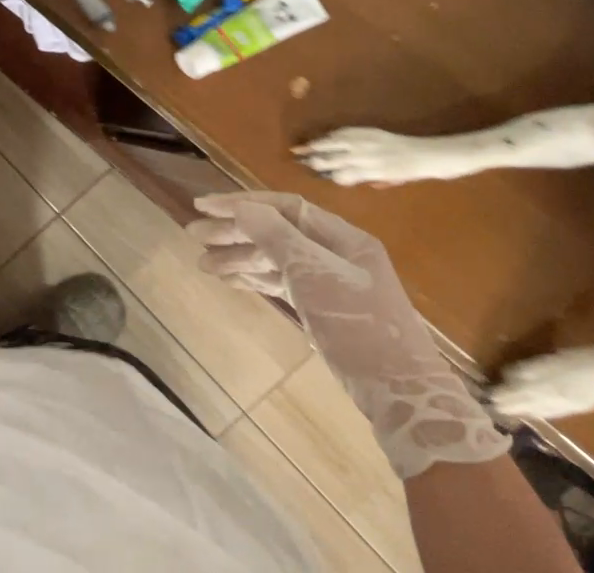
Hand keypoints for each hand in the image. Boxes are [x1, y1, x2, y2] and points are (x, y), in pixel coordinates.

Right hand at [188, 192, 507, 478]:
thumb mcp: (314, 274)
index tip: (202, 206)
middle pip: (276, 231)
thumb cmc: (358, 324)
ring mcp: (329, 281)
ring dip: (238, 257)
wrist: (400, 391)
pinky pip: (280, 282)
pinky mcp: (322, 307)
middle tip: (193, 235)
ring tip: (202, 264)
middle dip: (234, 232)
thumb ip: (275, 236)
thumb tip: (241, 207)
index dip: (241, 203)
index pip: (283, 207)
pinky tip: (229, 280)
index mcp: (342, 238)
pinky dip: (253, 278)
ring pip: (274, 258)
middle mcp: (336, 253)